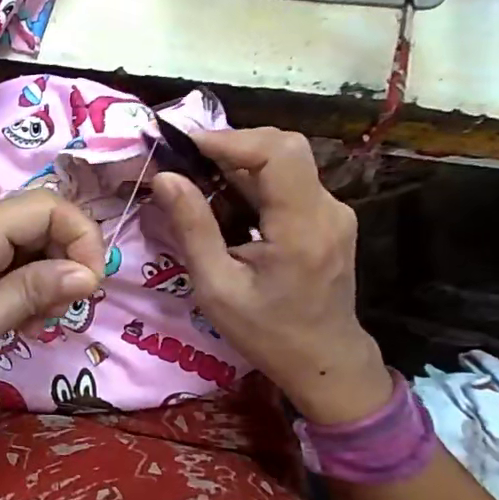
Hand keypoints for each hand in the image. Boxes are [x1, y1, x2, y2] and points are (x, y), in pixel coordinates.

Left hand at [0, 190, 105, 413]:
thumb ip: (31, 294)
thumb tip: (88, 273)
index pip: (49, 206)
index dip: (83, 239)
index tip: (88, 288)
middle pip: (37, 217)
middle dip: (62, 259)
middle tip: (57, 313)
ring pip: (19, 236)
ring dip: (40, 273)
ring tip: (30, 321)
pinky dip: (15, 278)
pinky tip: (7, 315)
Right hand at [152, 128, 393, 424]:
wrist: (324, 360)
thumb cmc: (266, 332)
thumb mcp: (217, 287)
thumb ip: (192, 228)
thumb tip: (165, 177)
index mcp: (302, 227)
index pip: (278, 152)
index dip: (230, 139)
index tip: (186, 147)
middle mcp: (327, 209)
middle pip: (284, 148)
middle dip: (232, 146)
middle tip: (187, 161)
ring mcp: (333, 212)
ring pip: (286, 163)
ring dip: (240, 163)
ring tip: (199, 180)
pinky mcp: (328, 218)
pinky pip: (289, 182)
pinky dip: (254, 181)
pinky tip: (226, 201)